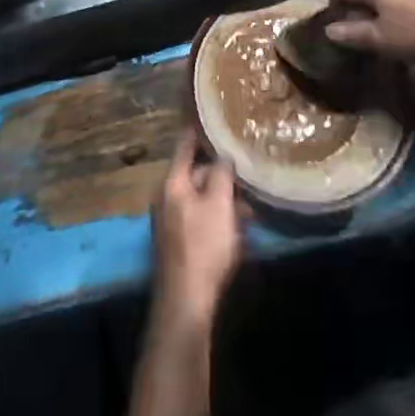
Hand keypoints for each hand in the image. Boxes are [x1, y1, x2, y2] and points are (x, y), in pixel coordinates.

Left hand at [151, 131, 241, 323]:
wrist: (186, 299)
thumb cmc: (204, 245)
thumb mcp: (219, 205)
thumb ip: (220, 175)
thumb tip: (222, 154)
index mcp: (172, 182)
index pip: (184, 146)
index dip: (197, 131)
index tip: (209, 117)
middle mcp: (164, 195)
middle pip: (193, 173)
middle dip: (219, 173)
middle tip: (245, 172)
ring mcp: (168, 218)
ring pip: (198, 197)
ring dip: (222, 198)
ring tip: (249, 207)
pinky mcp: (176, 239)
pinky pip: (197, 216)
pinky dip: (215, 215)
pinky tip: (236, 228)